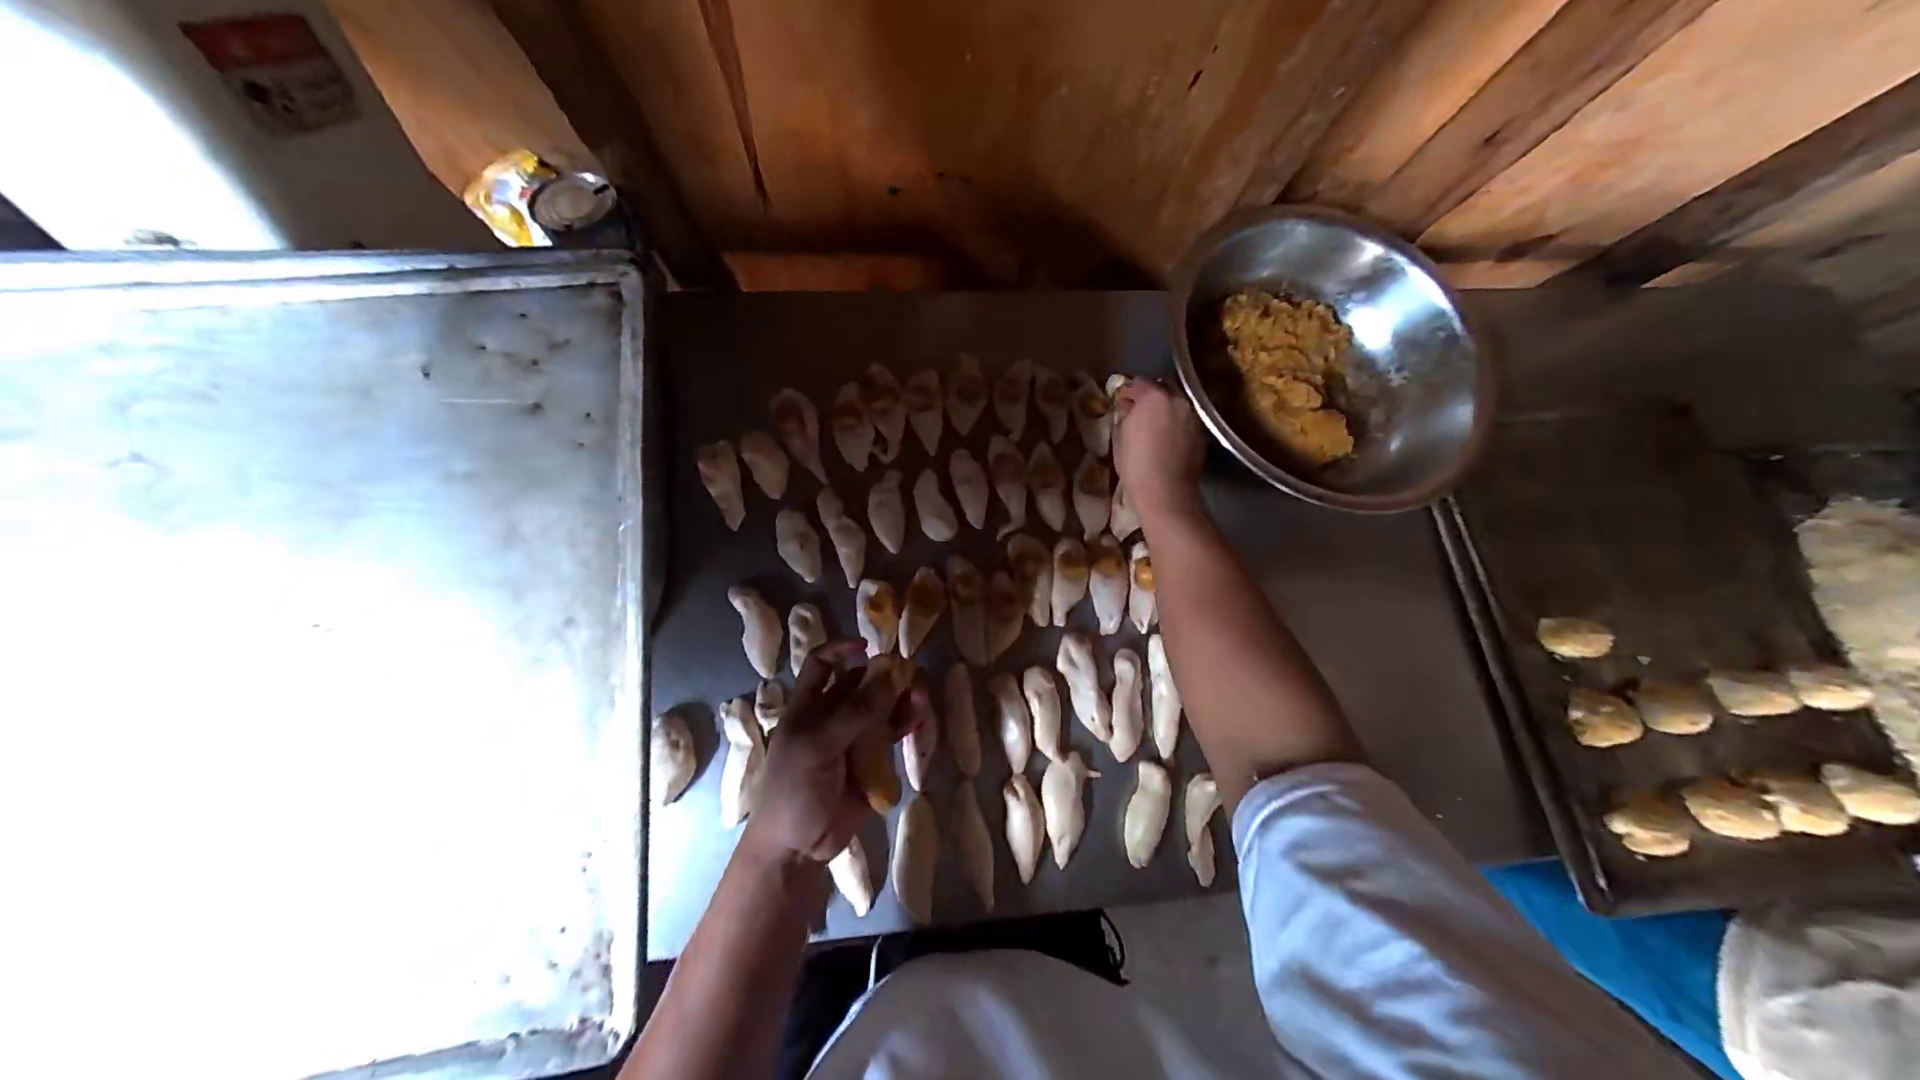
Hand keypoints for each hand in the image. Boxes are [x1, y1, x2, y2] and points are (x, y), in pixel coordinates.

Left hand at [738, 640, 929, 867]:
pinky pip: (893, 733)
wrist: (799, 846)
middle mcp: (833, 714)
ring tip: (920, 695)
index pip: (822, 663)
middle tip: (910, 673)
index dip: (841, 648)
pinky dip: (907, 722)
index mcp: (808, 705)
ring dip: (901, 697)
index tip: (868, 645)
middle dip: (884, 674)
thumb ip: (856, 710)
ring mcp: (855, 737)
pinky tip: (920, 716)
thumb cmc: (795, 789)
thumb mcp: (820, 745)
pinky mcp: (874, 759)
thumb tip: (889, 670)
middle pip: (861, 682)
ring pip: (882, 706)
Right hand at [1113, 378, 1204, 520]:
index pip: (1139, 381)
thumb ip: (1124, 416)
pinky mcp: (1202, 434)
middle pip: (1164, 386)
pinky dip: (1178, 423)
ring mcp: (1193, 416)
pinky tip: (1169, 440)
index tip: (1123, 402)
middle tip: (1140, 410)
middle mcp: (1178, 400)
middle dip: (1152, 394)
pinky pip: (1187, 420)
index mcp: (1154, 396)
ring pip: (1178, 403)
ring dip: (1167, 408)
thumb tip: (1127, 408)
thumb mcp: (1119, 438)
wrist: (1166, 492)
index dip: (1129, 391)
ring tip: (1155, 426)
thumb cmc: (1135, 465)